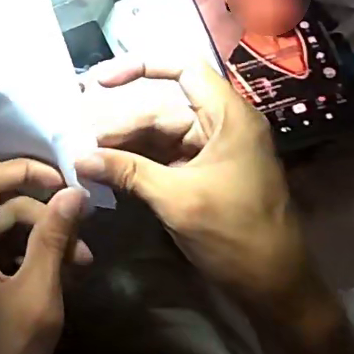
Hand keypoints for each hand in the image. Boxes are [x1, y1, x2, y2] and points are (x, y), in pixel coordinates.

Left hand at [0, 159, 89, 353]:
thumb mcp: (38, 295)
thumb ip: (53, 237)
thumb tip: (73, 192)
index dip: (28, 171)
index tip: (66, 183)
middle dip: (44, 218)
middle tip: (84, 246)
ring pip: (0, 232)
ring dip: (39, 240)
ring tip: (79, 267)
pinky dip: (25, 258)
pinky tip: (56, 277)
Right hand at [76, 59, 331, 335]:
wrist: (273, 286)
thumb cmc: (235, 234)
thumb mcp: (176, 199)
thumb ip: (128, 172)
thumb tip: (79, 158)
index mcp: (229, 118)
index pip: (185, 70)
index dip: (142, 67)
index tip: (102, 81)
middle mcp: (222, 126)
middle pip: (163, 110)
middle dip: (122, 125)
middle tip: (83, 142)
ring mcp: (213, 152)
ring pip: (160, 136)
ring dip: (126, 148)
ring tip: (89, 159)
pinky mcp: (204, 175)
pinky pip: (165, 159)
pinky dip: (138, 165)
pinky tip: (109, 172)